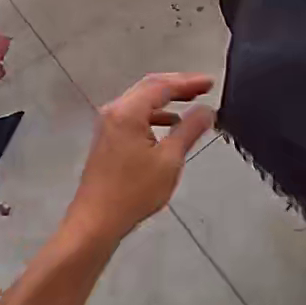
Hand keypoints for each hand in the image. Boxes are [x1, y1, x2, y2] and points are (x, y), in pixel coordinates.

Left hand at [64, 73, 214, 245]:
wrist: (95, 223)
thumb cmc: (133, 192)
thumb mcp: (169, 160)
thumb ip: (189, 129)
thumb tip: (207, 111)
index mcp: (128, 112)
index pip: (162, 86)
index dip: (189, 82)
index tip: (210, 83)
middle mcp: (114, 112)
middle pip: (149, 87)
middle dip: (178, 85)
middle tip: (203, 87)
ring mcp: (108, 125)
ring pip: (141, 100)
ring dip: (167, 99)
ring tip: (191, 101)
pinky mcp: (108, 139)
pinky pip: (135, 114)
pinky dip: (155, 113)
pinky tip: (170, 124)